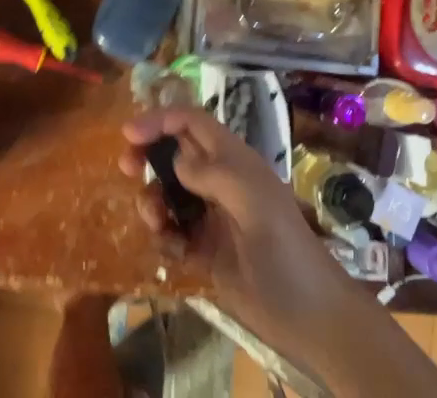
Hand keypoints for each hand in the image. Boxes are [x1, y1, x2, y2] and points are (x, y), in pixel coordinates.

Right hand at [119, 107, 346, 345]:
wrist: (309, 316)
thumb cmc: (287, 251)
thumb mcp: (255, 203)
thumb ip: (215, 174)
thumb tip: (176, 159)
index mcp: (235, 162)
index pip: (193, 124)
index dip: (160, 120)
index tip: (128, 133)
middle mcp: (221, 184)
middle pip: (174, 155)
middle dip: (148, 157)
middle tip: (127, 168)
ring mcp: (212, 218)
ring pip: (168, 195)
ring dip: (153, 202)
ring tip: (157, 223)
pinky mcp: (205, 252)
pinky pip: (173, 234)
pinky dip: (165, 237)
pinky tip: (173, 252)